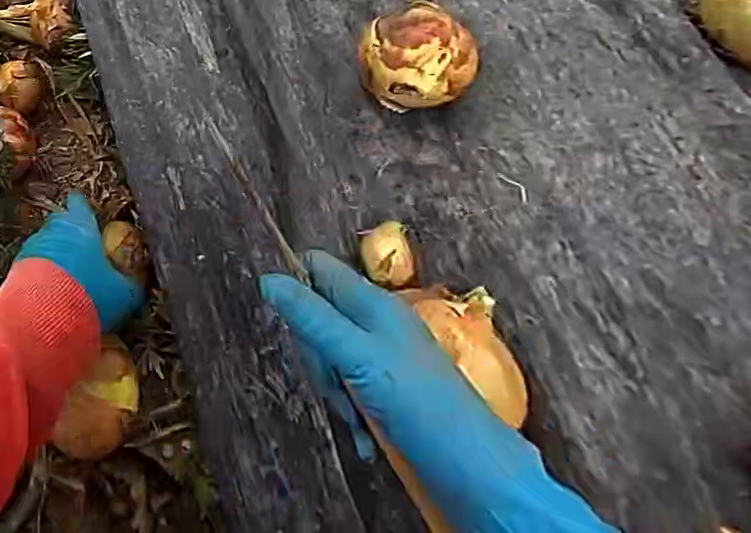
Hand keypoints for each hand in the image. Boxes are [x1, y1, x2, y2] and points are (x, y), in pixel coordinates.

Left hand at [15, 192, 144, 330]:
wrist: (43, 316)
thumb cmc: (88, 293)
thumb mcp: (121, 293)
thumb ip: (130, 285)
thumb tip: (137, 286)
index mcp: (80, 225)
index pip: (80, 204)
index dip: (83, 207)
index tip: (85, 211)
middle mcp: (54, 228)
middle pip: (60, 221)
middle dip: (68, 232)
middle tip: (81, 250)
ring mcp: (33, 245)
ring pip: (45, 242)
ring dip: (53, 255)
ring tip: (65, 277)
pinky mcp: (16, 265)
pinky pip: (32, 263)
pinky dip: (40, 272)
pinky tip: (49, 292)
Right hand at [260, 250, 615, 532]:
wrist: (483, 483)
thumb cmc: (421, 407)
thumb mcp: (357, 356)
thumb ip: (312, 317)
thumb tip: (268, 279)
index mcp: (371, 301)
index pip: (316, 267)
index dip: (295, 286)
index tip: (292, 325)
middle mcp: (374, 322)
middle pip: (316, 313)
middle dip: (313, 351)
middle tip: (331, 382)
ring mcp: (380, 357)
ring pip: (327, 352)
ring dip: (330, 386)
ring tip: (351, 415)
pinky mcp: (386, 392)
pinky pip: (346, 385)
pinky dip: (348, 408)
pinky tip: (362, 434)